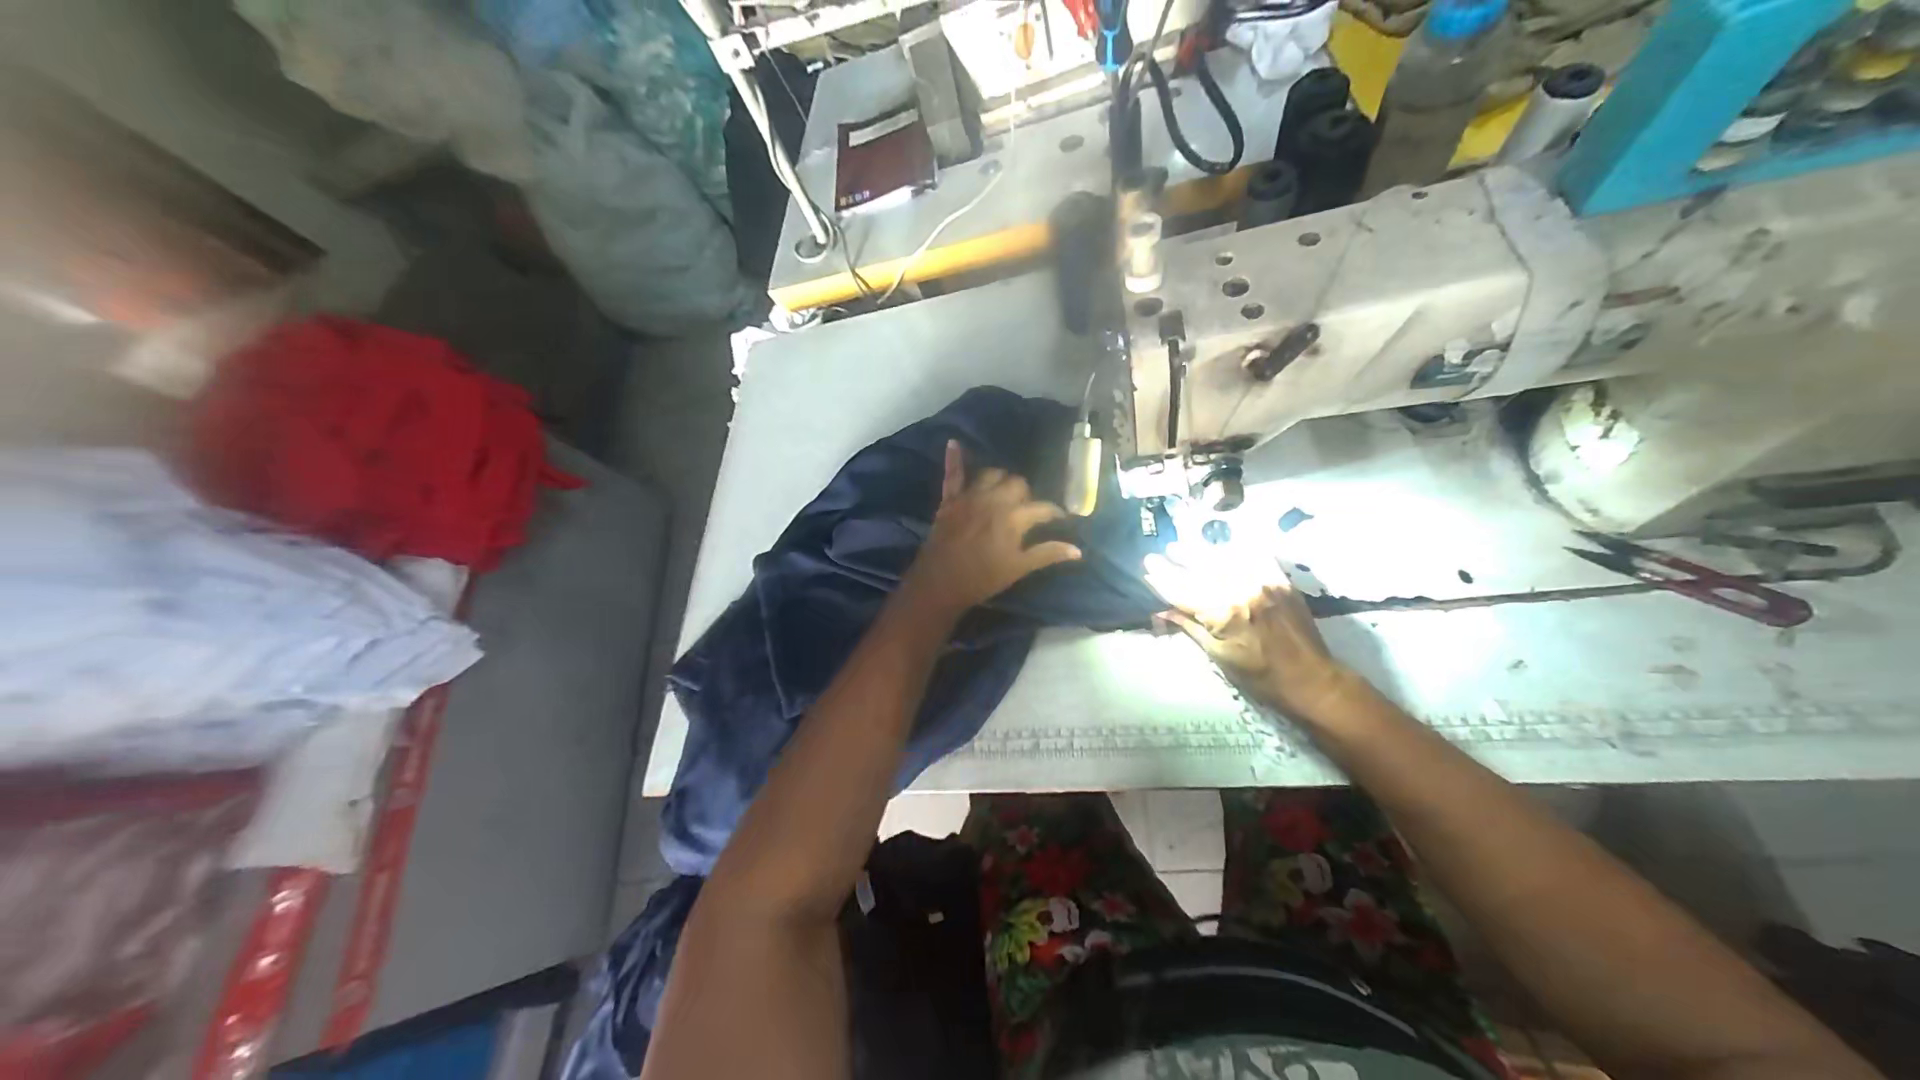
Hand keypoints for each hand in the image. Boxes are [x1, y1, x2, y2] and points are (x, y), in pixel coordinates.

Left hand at [902, 441, 1082, 615]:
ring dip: (1001, 480)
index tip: (1059, 519)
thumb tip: (1077, 550)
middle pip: (1017, 484)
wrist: (939, 584)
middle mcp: (994, 500)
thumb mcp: (1018, 568)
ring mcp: (970, 497)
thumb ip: (1047, 554)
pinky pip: (953, 474)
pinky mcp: (950, 500)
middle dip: (1026, 494)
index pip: (1042, 508)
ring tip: (1005, 491)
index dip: (1053, 513)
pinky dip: (955, 459)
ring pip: (991, 474)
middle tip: (1026, 509)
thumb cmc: (982, 579)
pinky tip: (954, 443)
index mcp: (1014, 518)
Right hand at [1144, 552, 1362, 723]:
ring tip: (1183, 546)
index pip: (1183, 592)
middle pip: (1201, 571)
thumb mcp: (1218, 656)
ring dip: (1201, 553)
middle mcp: (1241, 591)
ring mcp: (1263, 582)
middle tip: (1162, 552)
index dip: (1163, 580)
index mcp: (1223, 613)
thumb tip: (1162, 612)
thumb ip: (1191, 628)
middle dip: (1178, 561)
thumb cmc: (1260, 676)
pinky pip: (1254, 557)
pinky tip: (1223, 547)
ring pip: (1225, 559)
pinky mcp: (1281, 580)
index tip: (1148, 567)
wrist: (1311, 679)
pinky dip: (1235, 552)